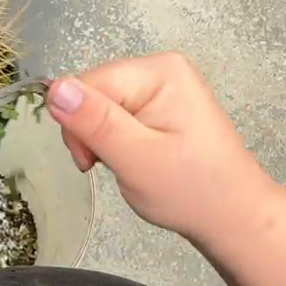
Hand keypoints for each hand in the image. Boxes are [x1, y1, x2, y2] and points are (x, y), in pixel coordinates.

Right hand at [44, 52, 276, 250]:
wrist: (231, 216)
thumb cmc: (189, 191)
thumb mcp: (135, 158)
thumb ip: (94, 122)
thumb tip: (54, 88)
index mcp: (158, 71)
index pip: (86, 84)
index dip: (77, 124)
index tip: (91, 161)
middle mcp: (161, 69)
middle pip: (93, 92)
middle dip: (90, 133)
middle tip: (113, 166)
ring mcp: (163, 87)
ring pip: (101, 107)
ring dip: (102, 140)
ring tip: (127, 166)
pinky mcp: (162, 107)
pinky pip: (118, 116)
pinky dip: (115, 142)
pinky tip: (133, 159)